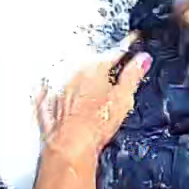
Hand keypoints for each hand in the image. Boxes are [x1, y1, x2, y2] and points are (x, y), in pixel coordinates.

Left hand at [36, 41, 151, 166]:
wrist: (69, 147)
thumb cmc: (95, 125)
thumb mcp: (123, 99)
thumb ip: (133, 75)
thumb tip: (143, 59)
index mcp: (94, 68)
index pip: (115, 53)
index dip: (126, 48)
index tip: (132, 41)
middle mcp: (73, 74)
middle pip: (91, 65)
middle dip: (101, 67)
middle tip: (112, 76)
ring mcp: (58, 88)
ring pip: (70, 77)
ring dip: (80, 79)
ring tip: (90, 93)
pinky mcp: (46, 104)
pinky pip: (49, 92)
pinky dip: (53, 91)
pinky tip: (58, 96)